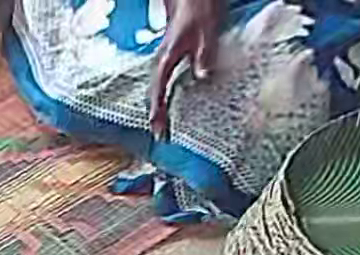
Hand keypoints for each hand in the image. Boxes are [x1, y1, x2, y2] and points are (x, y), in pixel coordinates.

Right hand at [149, 0, 220, 136]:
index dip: (158, 112)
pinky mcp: (167, 62)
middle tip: (161, 137)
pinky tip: (167, 107)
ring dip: (158, 109)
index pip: (158, 92)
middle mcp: (159, 65)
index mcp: (165, 61)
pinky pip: (162, 86)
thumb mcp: (205, 30)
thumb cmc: (197, 10)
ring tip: (162, 127)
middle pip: (153, 97)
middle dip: (156, 117)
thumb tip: (202, 76)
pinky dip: (162, 99)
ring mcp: (162, 64)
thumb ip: (203, 54)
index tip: (159, 130)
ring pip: (156, 92)